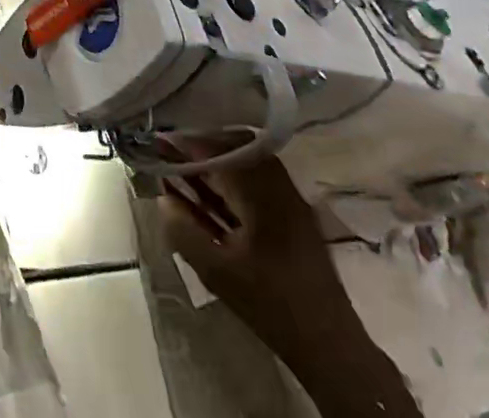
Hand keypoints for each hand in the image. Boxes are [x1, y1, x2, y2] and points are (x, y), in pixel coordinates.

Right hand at [158, 150, 355, 356]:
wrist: (328, 346)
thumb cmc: (268, 304)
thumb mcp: (214, 270)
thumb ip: (183, 229)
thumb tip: (164, 198)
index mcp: (265, 200)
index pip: (224, 153)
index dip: (190, 143)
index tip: (159, 141)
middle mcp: (283, 194)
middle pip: (239, 151)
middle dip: (202, 147)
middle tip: (168, 150)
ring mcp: (292, 207)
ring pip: (249, 166)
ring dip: (215, 163)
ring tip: (181, 166)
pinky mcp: (294, 221)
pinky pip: (257, 185)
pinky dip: (229, 181)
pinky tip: (205, 192)